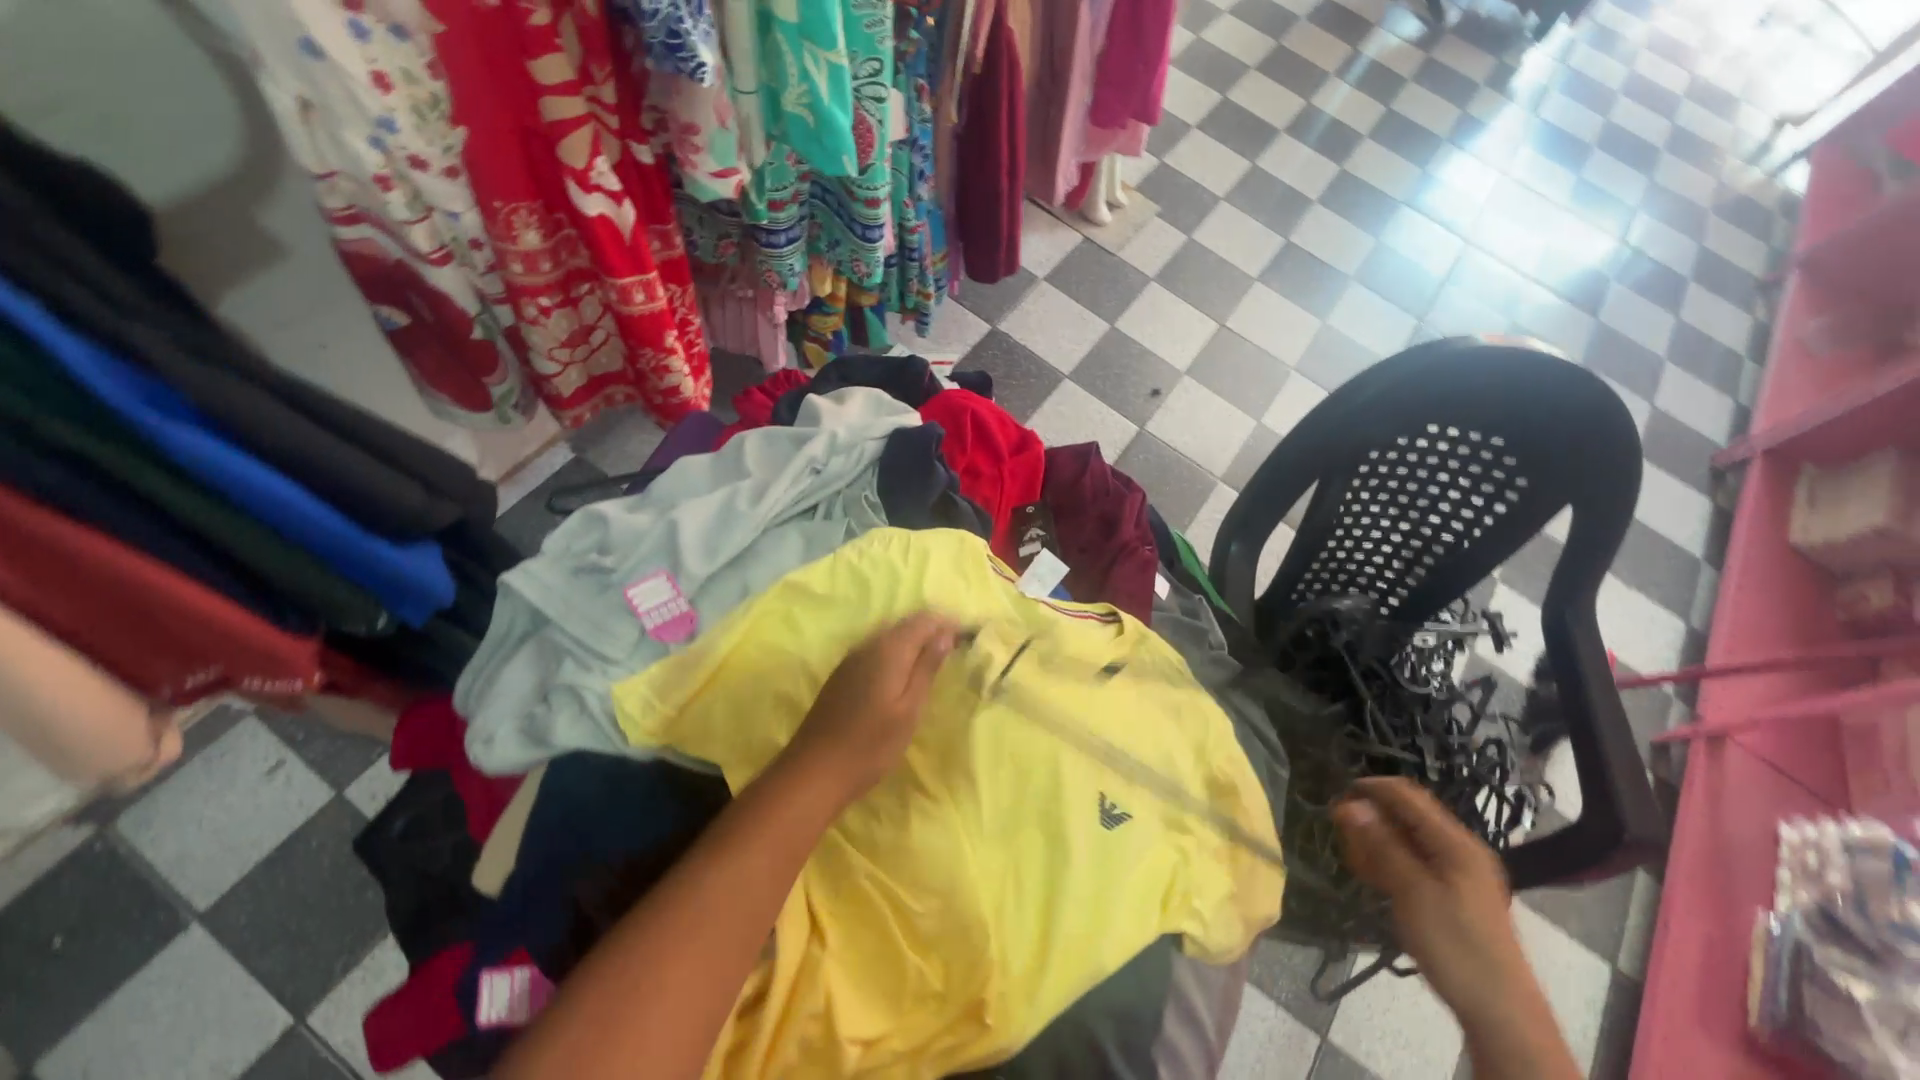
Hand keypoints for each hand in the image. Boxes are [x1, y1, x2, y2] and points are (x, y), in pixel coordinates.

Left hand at [782, 612, 962, 804]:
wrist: (815, 771)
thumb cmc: (871, 745)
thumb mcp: (909, 709)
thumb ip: (927, 668)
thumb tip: (945, 634)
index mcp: (888, 650)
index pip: (923, 620)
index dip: (947, 623)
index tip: (968, 635)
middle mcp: (868, 646)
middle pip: (905, 624)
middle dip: (932, 629)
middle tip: (957, 647)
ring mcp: (851, 660)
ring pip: (889, 636)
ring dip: (913, 641)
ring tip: (935, 660)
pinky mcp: (842, 675)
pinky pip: (875, 651)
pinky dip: (896, 654)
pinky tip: (903, 674)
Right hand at [1332, 777, 1532, 1029]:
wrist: (1497, 1007)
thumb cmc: (1455, 945)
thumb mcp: (1412, 892)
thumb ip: (1382, 846)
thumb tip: (1350, 805)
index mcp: (1455, 842)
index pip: (1407, 795)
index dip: (1370, 789)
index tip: (1333, 800)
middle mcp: (1458, 850)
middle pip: (1407, 817)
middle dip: (1371, 820)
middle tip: (1342, 840)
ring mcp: (1457, 873)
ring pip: (1408, 842)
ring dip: (1377, 844)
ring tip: (1354, 863)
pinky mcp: (1451, 895)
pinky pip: (1415, 864)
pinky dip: (1391, 864)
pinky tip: (1373, 879)